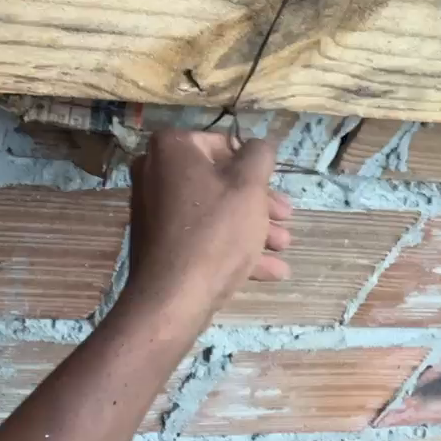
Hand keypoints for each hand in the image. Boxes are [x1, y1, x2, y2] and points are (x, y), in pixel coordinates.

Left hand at [120, 130, 291, 331]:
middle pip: (219, 180)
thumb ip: (259, 155)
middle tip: (286, 218)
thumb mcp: (249, 185)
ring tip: (284, 246)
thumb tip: (259, 142)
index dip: (254, 166)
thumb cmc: (215, 230)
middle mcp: (155, 171)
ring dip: (251, 226)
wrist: (172, 297)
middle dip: (257, 201)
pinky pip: (200, 234)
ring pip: (213, 210)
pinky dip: (231, 246)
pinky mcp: (158, 240)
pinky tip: (270, 270)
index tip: (275, 187)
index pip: (222, 144)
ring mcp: (153, 207)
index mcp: (171, 147)